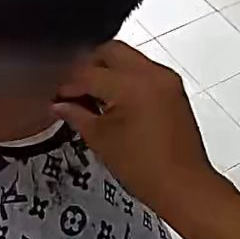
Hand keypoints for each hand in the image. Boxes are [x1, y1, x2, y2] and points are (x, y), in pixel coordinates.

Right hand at [52, 42, 227, 219]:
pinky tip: (113, 101)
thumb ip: (77, 115)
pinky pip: (144, 72)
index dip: (66, 83)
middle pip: (109, 52)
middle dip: (86, 66)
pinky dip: (126, 80)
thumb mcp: (101, 140)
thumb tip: (62, 105)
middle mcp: (153, 76)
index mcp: (132, 85)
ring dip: (107, 71)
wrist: (183, 186)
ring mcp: (167, 81)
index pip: (87, 72)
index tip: (56, 93)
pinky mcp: (174, 91)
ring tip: (90, 97)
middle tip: (71, 88)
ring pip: (128, 59)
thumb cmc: (150, 170)